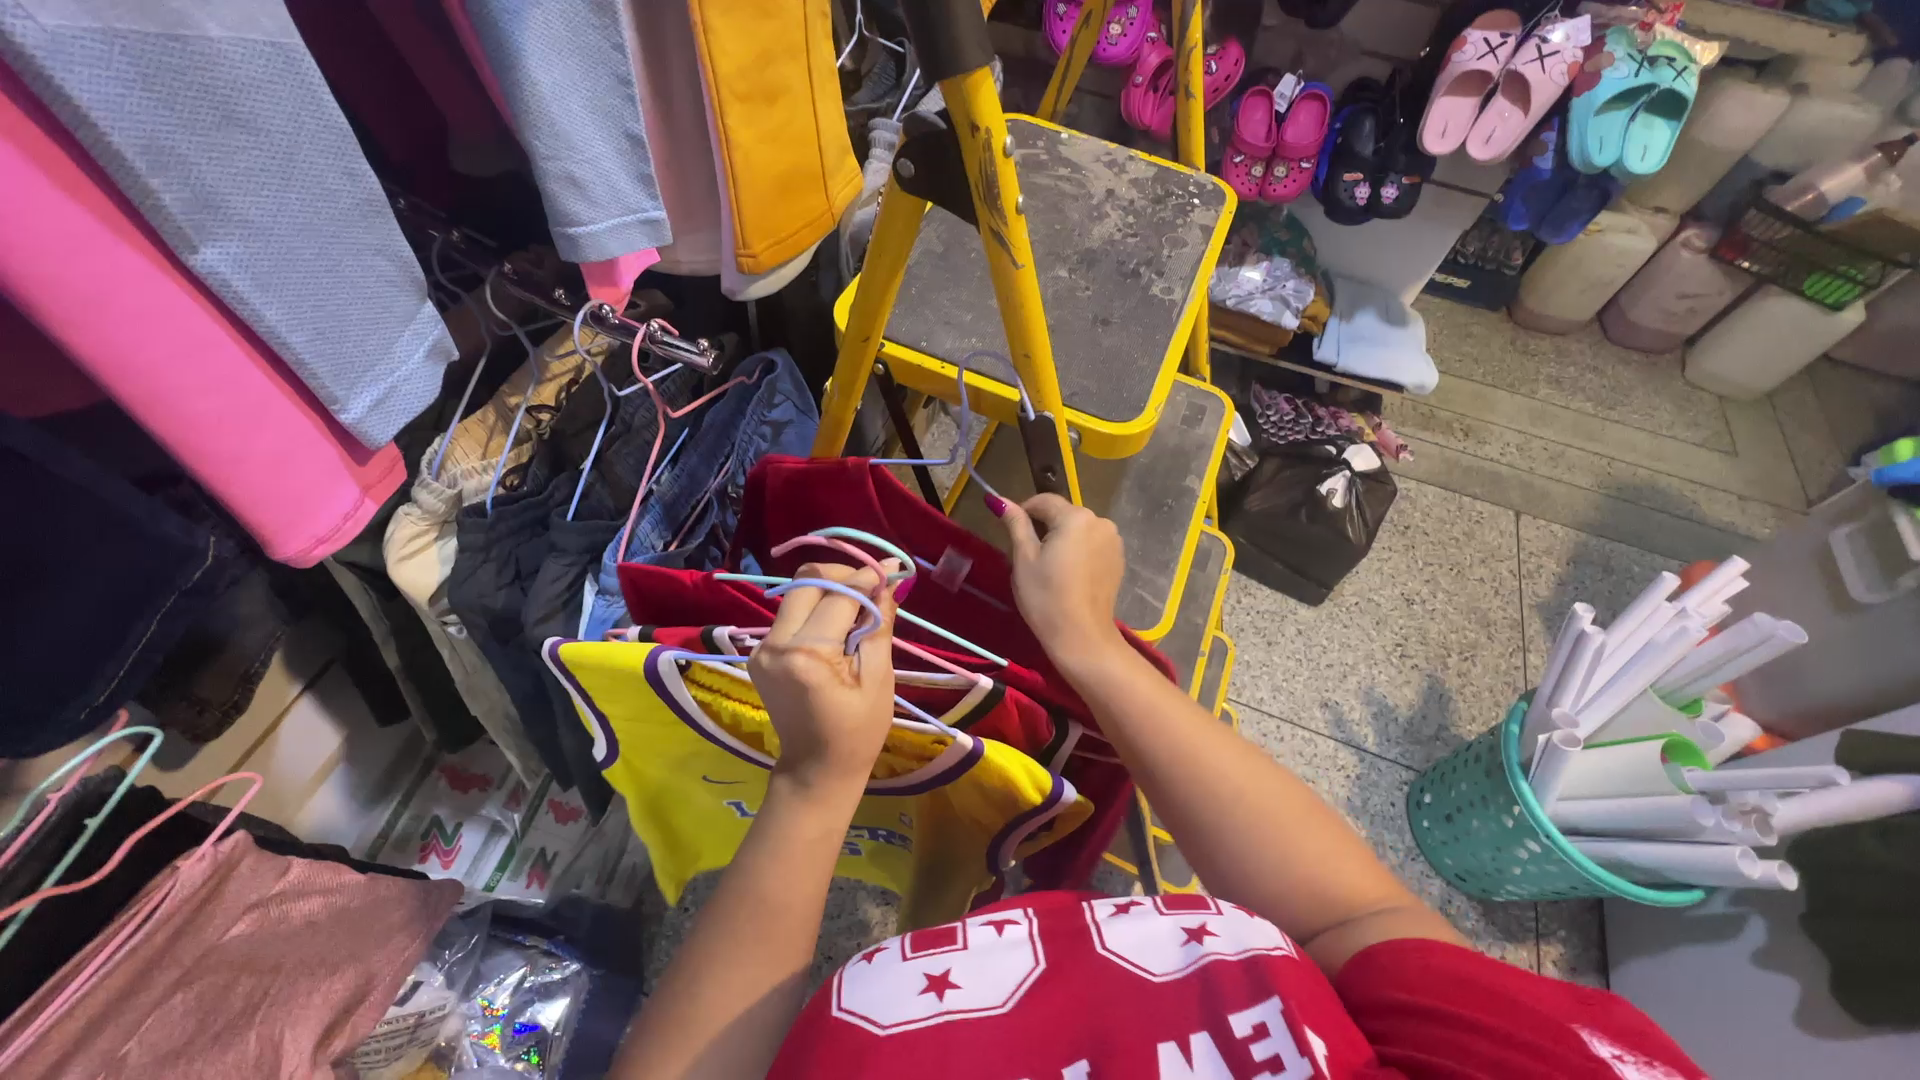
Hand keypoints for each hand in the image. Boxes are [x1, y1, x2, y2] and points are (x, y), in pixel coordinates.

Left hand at [749, 561, 899, 794]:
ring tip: (859, 605)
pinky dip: (816, 608)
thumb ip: (878, 624)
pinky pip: (790, 614)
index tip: (892, 567)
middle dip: (842, 575)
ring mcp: (762, 648)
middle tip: (871, 585)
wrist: (816, 769)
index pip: (838, 596)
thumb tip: (887, 580)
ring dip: (829, 590)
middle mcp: (776, 644)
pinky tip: (840, 623)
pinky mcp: (761, 653)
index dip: (866, 578)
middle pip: (806, 582)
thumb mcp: (878, 678)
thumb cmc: (858, 732)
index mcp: (807, 654)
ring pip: (796, 594)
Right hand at [992, 494, 1129, 675]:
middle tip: (1029, 556)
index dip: (1024, 511)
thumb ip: (1015, 524)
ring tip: (1050, 568)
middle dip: (1046, 527)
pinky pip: (1093, 545)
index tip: (1012, 532)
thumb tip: (999, 499)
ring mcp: (1113, 541)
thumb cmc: (1046, 597)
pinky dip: (1079, 552)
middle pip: (1064, 514)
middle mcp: (1100, 521)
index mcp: (1076, 517)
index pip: (1044, 501)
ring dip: (1063, 539)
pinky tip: (1070, 575)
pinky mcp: (1118, 559)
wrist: (1081, 636)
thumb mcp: (1024, 558)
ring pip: (1079, 530)